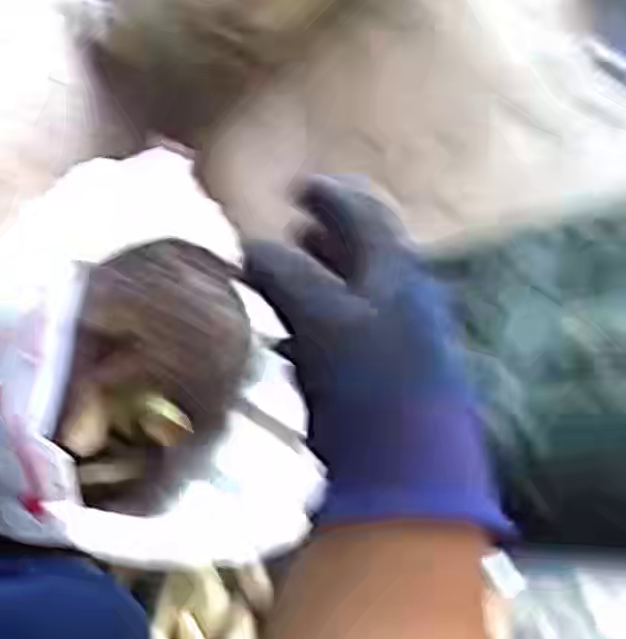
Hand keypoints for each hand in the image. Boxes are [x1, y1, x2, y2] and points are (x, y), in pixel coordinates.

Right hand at [243, 176, 509, 535]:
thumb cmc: (362, 376)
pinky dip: (298, 316)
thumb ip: (286, 278)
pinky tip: (269, 329)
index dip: (330, 198)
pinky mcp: (354, 369)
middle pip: (355, 253)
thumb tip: (247, 248)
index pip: (364, 218)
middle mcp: (390, 297)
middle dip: (317, 237)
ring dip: (306, 277)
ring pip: (339, 291)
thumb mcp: (322, 317)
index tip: (294, 188)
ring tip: (269, 273)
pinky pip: (324, 327)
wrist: (390, 450)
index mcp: (392, 276)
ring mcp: (375, 335)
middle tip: (281, 226)